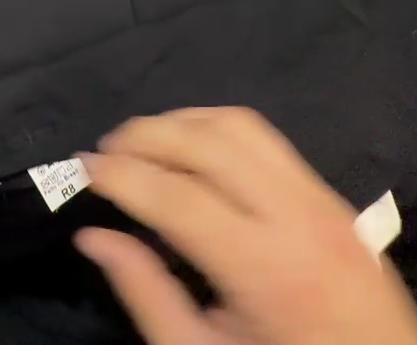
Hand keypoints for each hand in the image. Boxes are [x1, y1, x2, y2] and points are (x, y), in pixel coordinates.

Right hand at [75, 108, 416, 344]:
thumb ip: (146, 294)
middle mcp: (301, 218)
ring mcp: (325, 202)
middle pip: (206, 142)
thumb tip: (91, 236)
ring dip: (180, 123)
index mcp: (269, 271)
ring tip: (143, 145)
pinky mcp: (336, 200)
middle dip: (145, 135)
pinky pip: (266, 139)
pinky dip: (216, 130)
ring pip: (237, 124)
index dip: (120, 175)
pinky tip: (191, 152)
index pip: (175, 195)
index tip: (80, 168)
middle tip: (105, 151)